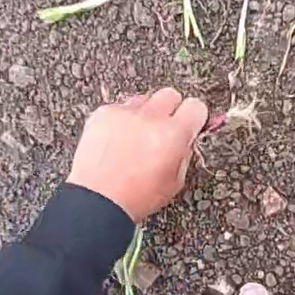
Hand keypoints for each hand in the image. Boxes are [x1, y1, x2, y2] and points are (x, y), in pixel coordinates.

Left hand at [67, 88, 206, 220]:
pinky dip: (122, 120)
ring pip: (145, 98)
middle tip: (165, 129)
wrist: (98, 200)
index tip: (190, 123)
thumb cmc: (136, 196)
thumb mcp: (175, 181)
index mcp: (174, 134)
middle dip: (171, 110)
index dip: (195, 116)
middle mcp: (150, 118)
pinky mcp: (103, 114)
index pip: (196, 106)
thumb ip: (185, 153)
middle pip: (170, 94)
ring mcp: (125, 113)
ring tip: (139, 137)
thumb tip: (188, 137)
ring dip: (146, 113)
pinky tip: (120, 139)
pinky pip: (120, 107)